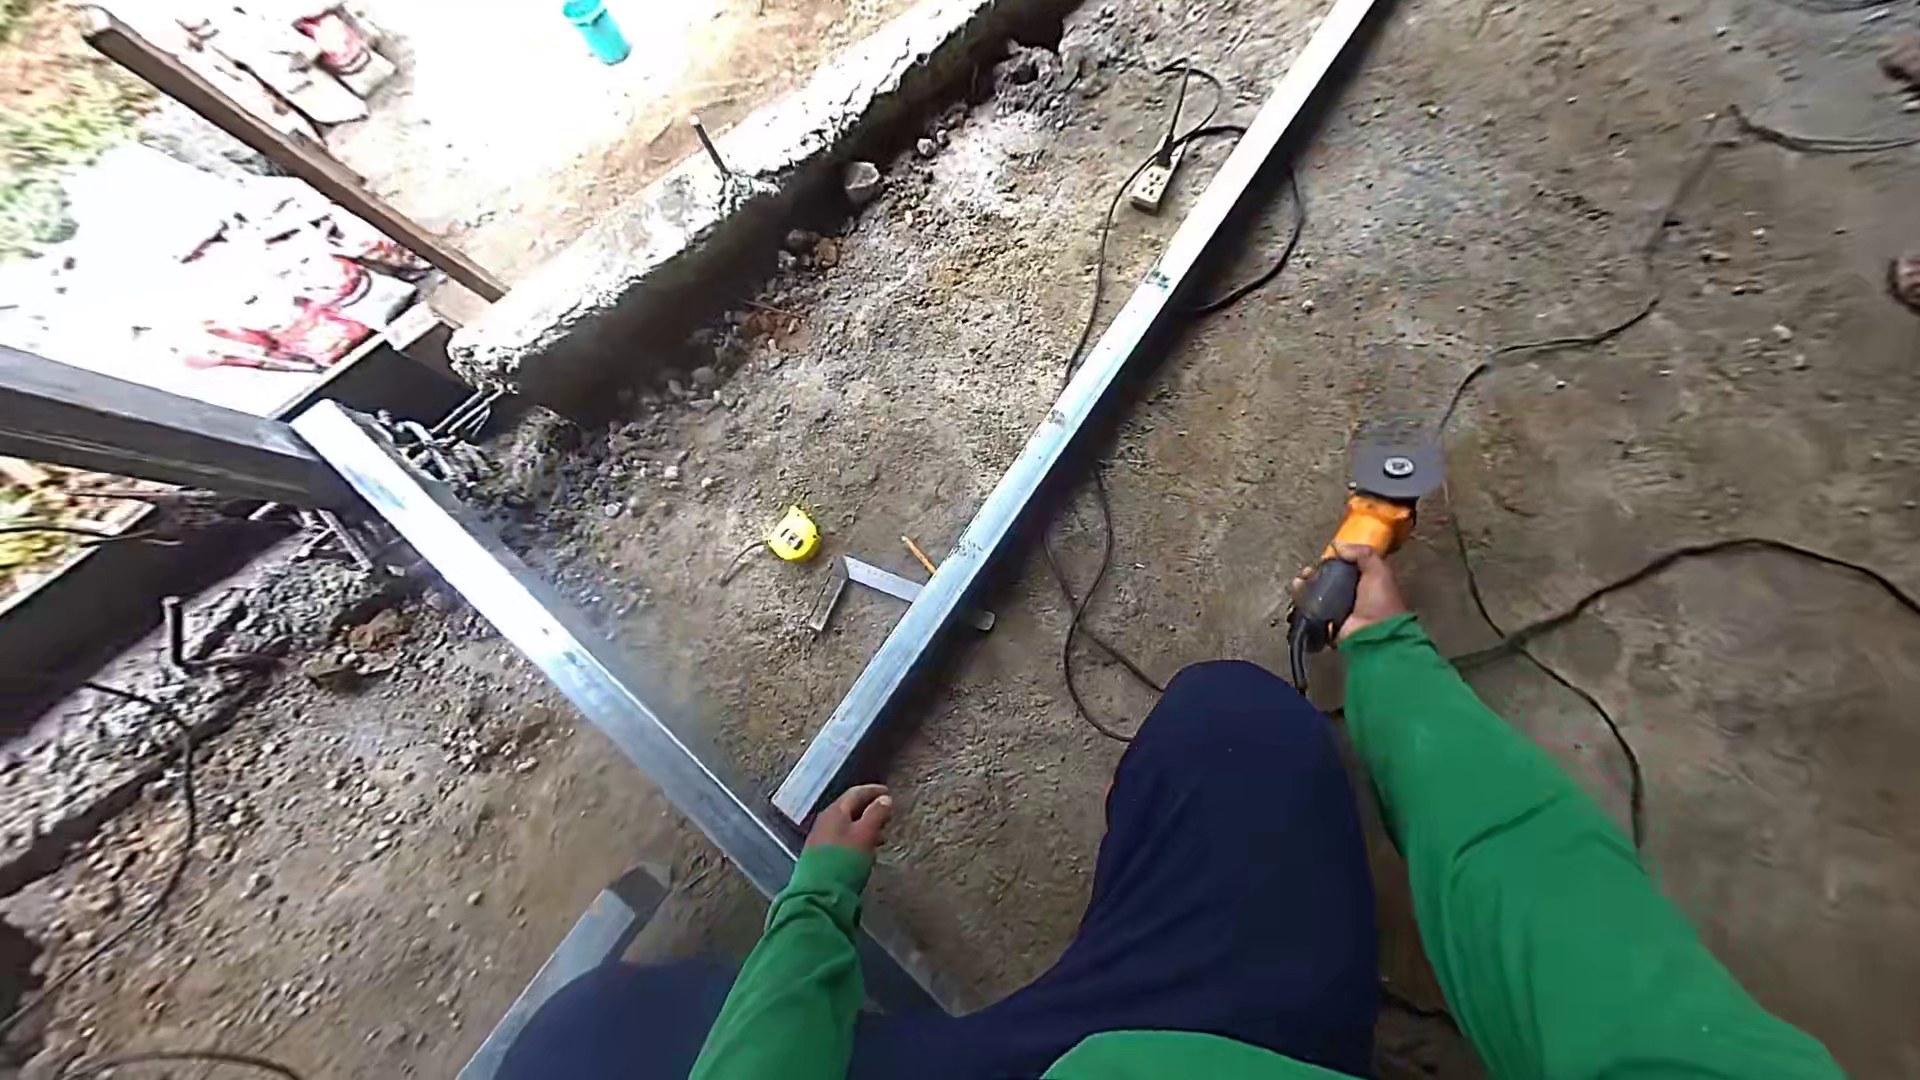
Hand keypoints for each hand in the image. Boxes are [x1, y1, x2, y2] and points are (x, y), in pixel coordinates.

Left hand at [805, 784, 893, 855]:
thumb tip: (885, 799)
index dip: (873, 791)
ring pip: (847, 825)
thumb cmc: (845, 861)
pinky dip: (857, 839)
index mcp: (835, 811)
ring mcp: (821, 839)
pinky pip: (842, 840)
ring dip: (865, 827)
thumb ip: (876, 814)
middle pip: (850, 808)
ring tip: (881, 835)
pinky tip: (866, 851)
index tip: (888, 792)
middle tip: (886, 814)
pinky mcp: (820, 856)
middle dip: (870, 809)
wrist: (818, 897)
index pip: (856, 793)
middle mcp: (825, 821)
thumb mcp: (866, 834)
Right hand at [1293, 542, 1408, 642]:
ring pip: (1312, 591)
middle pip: (1323, 579)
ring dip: (1303, 583)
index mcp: (1362, 582)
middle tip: (1308, 572)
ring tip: (1300, 581)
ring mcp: (1334, 608)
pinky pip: (1307, 605)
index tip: (1322, 559)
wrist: (1373, 634)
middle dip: (1313, 573)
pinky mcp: (1322, 619)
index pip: (1341, 568)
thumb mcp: (1378, 572)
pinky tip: (1297, 589)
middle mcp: (1347, 594)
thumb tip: (1336, 543)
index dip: (1330, 561)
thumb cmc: (1379, 603)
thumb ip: (1361, 554)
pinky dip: (1300, 596)